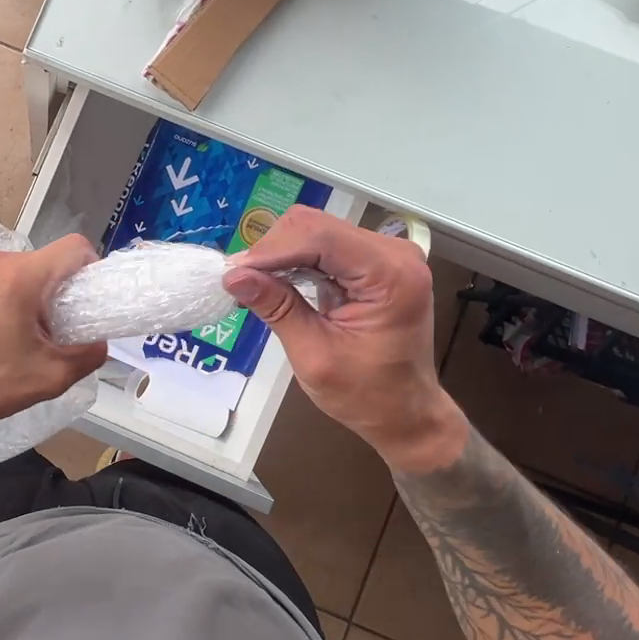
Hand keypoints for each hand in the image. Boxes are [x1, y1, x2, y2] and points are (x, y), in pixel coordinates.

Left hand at [0, 236, 109, 436]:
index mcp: (19, 276)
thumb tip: (99, 341)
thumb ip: (89, 353)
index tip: (92, 300)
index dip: (93, 269)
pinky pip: (3, 278)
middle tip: (63, 329)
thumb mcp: (51, 376)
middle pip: (49, 260)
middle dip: (64, 290)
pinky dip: (15, 297)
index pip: (75, 247)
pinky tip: (8, 332)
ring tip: (32, 336)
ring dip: (39, 296)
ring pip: (26, 270)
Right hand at [221, 206, 465, 469]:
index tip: (233, 273)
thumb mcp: (314, 355)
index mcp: (391, 276)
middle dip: (272, 250)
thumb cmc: (367, 395)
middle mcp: (393, 253)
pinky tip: (275, 280)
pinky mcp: (372, 260)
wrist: (405, 413)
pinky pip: (322, 244)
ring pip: (314, 229)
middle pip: (315, 226)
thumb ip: (277, 308)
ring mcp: (385, 253)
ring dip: (279, 253)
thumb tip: (233, 276)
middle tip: (240, 280)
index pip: (320, 237)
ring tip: (253, 282)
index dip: (271, 250)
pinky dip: (293, 258)